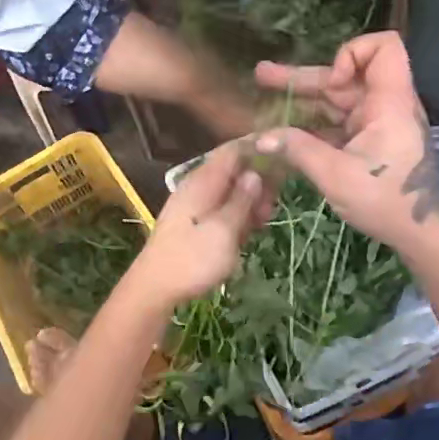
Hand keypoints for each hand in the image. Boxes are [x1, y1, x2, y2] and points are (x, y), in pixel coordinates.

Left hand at [126, 142, 271, 305]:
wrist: (155, 290)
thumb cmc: (192, 260)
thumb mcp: (224, 230)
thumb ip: (241, 200)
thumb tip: (255, 174)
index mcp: (203, 182)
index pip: (232, 151)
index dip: (258, 149)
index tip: (283, 157)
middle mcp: (197, 188)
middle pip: (233, 172)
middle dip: (257, 181)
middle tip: (274, 202)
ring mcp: (194, 207)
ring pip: (229, 193)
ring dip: (249, 202)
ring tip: (263, 220)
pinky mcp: (194, 225)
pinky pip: (221, 211)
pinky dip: (238, 216)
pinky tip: (249, 231)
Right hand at [252, 31, 438, 251]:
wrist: (420, 232)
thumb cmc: (385, 200)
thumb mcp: (336, 175)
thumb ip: (298, 151)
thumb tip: (259, 139)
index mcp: (388, 102)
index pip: (383, 47)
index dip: (352, 54)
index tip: (332, 84)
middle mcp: (383, 105)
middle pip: (344, 76)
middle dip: (303, 77)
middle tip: (262, 75)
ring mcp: (376, 124)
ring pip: (337, 102)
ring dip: (302, 100)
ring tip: (264, 95)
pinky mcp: (370, 142)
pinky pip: (338, 124)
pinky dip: (313, 125)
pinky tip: (283, 133)